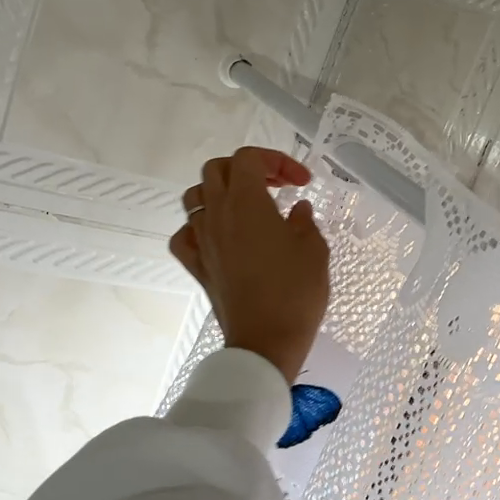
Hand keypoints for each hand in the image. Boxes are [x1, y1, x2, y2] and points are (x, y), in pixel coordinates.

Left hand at [169, 147, 329, 382]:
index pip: (249, 158)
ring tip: (246, 208)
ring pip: (196, 197)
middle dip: (246, 169)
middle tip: (274, 187)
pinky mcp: (197, 266)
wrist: (266, 341)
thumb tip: (297, 210)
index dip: (276, 160)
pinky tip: (219, 237)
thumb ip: (305, 222)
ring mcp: (202, 241)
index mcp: (247, 202)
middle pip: (217, 170)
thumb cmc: (295, 292)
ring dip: (220, 193)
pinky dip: (199, 228)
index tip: (301, 183)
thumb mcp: (314, 250)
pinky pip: (185, 235)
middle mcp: (217, 214)